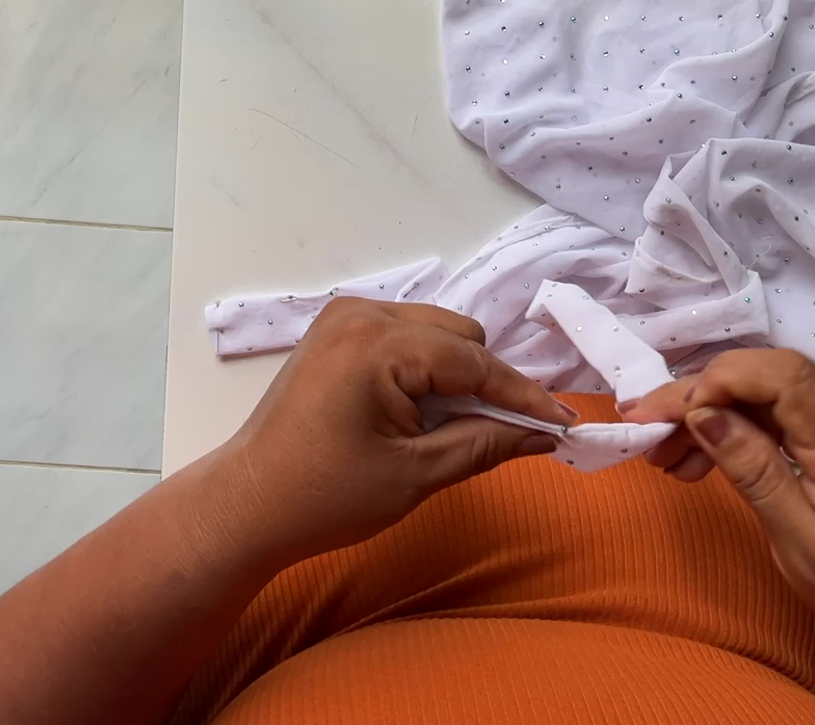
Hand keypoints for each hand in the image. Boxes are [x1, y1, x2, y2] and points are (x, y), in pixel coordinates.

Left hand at [211, 298, 575, 563]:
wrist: (250, 501)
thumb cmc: (327, 496)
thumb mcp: (416, 474)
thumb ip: (484, 444)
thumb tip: (543, 434)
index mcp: (378, 342)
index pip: (472, 361)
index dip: (522, 395)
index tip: (563, 422)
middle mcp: (363, 312)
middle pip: (457, 335)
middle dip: (484, 382)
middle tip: (494, 434)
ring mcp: (346, 315)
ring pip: (434, 330)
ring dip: (454, 372)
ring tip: (446, 424)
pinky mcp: (337, 328)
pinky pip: (405, 332)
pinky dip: (424, 365)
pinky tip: (417, 405)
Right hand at [625, 350, 814, 686]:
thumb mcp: (806, 554)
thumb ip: (757, 476)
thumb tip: (702, 414)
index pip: (790, 377)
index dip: (722, 379)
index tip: (673, 416)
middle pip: (766, 378)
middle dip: (696, 398)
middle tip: (641, 430)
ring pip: (764, 389)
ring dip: (707, 413)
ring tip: (663, 454)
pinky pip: (778, 406)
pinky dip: (734, 423)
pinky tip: (699, 453)